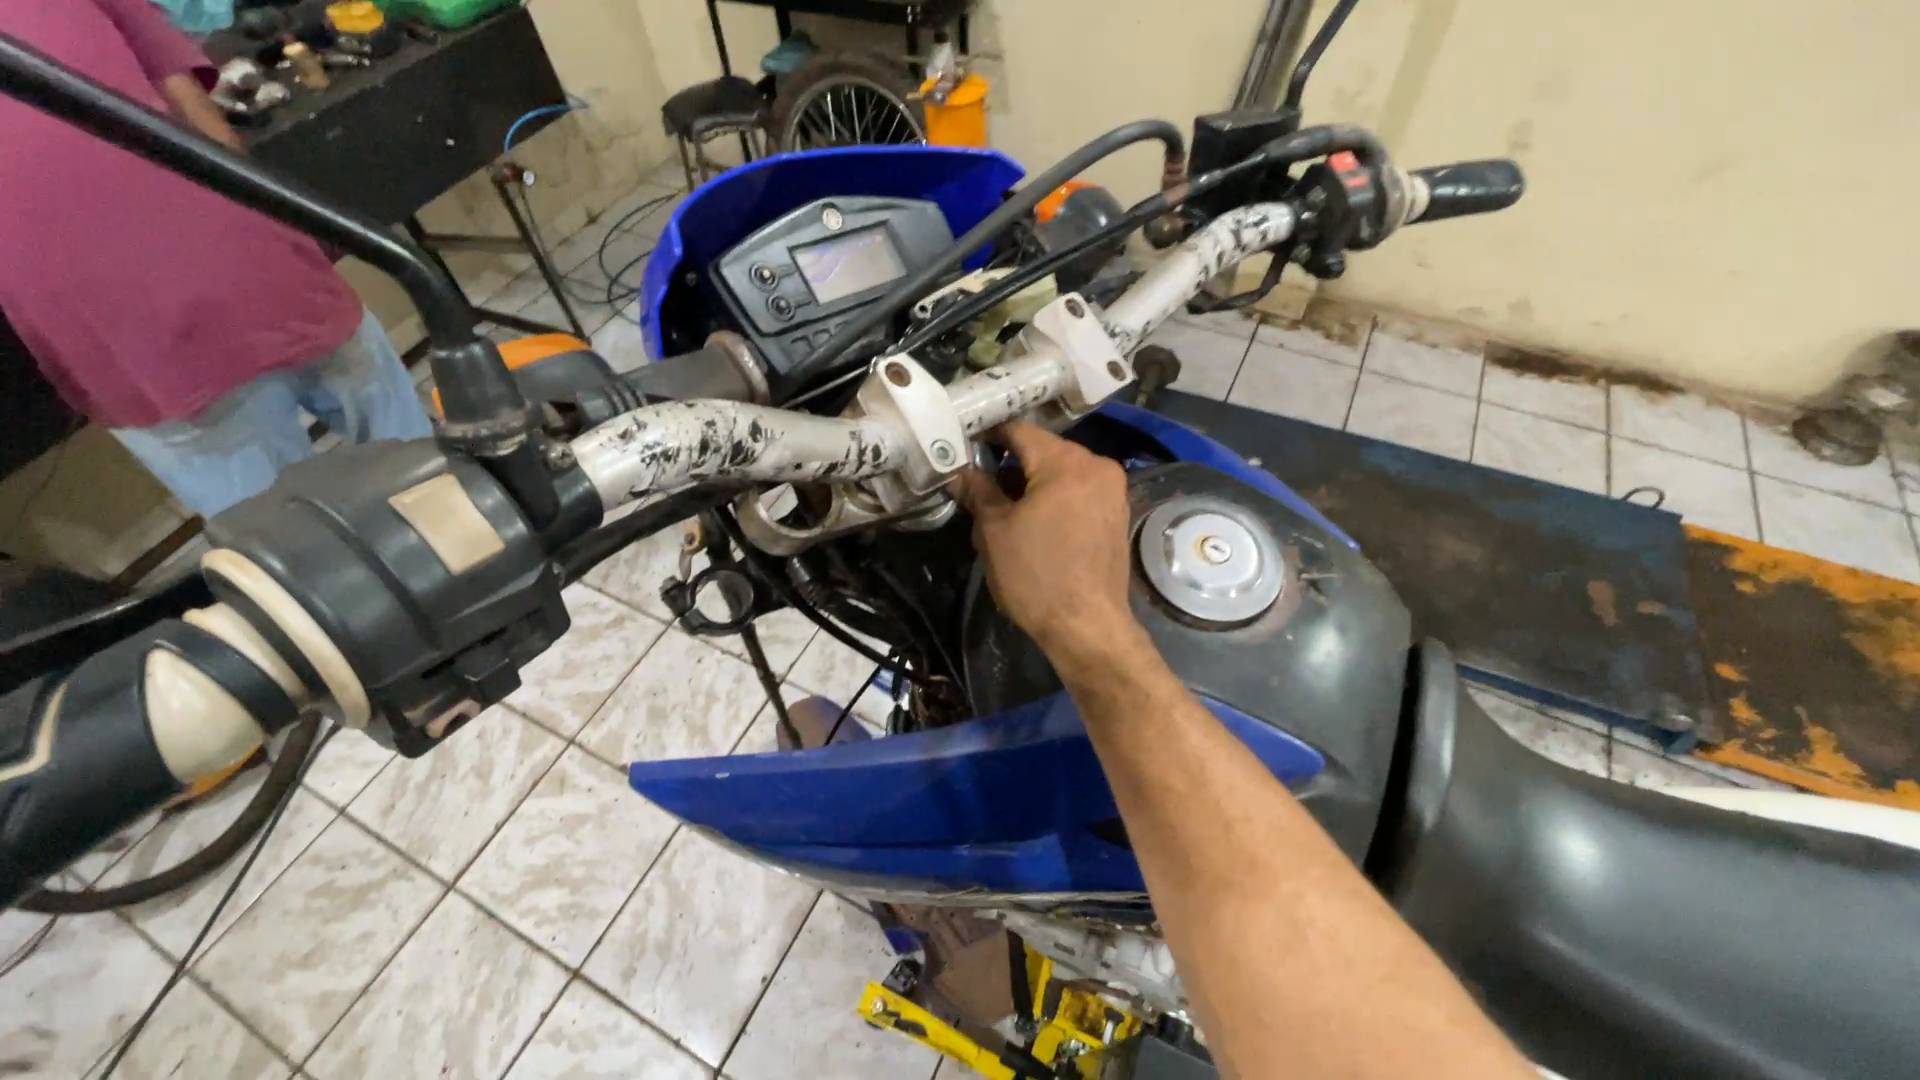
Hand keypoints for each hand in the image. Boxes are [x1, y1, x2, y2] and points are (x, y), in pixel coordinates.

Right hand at [949, 421, 1148, 675]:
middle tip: (978, 485)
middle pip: (1043, 452)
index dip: (989, 436)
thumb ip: (978, 492)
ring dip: (1031, 485)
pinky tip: (1032, 523)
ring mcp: (1112, 492)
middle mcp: (1097, 467)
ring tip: (1001, 511)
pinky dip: (1053, 499)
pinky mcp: (1116, 515)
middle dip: (1009, 466)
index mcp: (1067, 463)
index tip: (965, 446)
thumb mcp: (995, 532)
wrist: (1087, 627)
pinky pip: (1078, 493)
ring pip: (1061, 473)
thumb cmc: (1037, 576)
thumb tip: (959, 473)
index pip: (1020, 431)